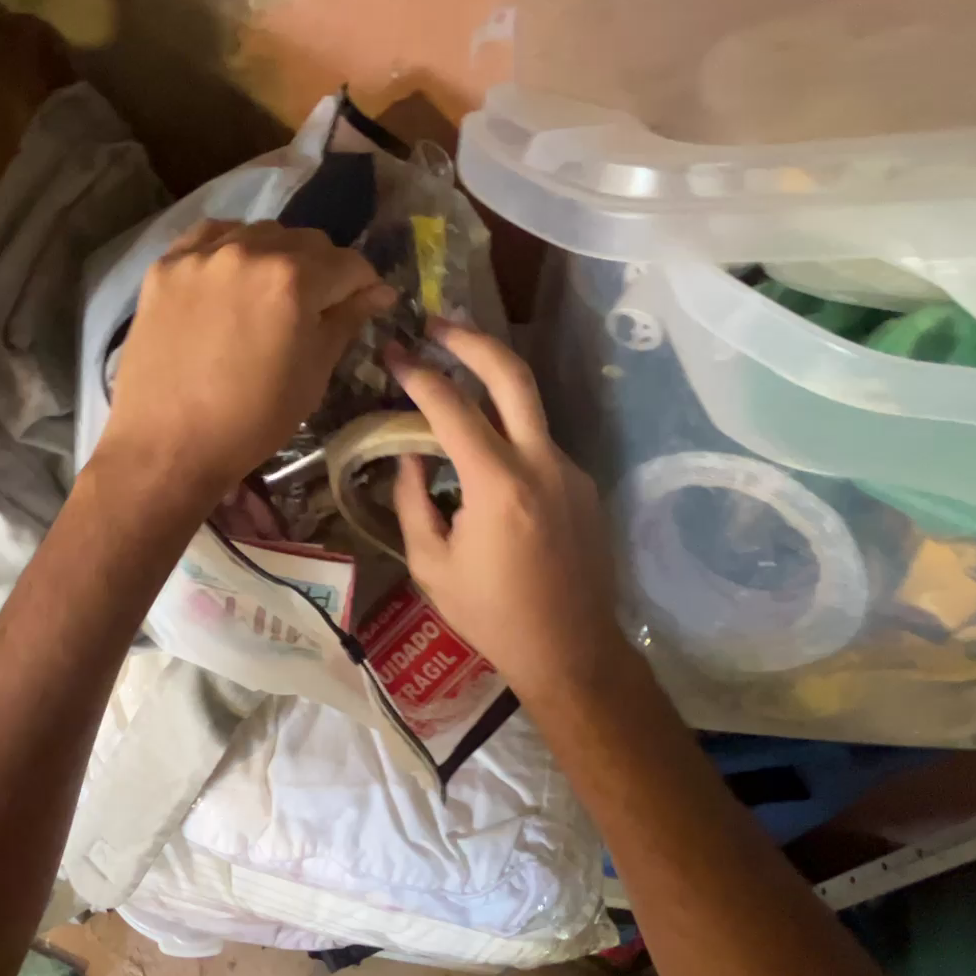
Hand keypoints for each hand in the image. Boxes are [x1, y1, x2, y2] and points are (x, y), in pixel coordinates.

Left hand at [99, 219, 394, 501]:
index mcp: (294, 281)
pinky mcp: (165, 266)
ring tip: (269, 295)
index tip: (365, 305)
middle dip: (323, 269)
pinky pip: (209, 237)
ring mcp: (201, 255)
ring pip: (258, 234)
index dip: (364, 286)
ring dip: (276, 257)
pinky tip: (230, 278)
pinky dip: (229, 249)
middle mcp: (249, 251)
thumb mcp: (311, 377)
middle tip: (317, 307)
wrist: (166, 446)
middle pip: (305, 241)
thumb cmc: (250, 422)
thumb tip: (376, 293)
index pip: (349, 264)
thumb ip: (344, 323)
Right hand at [387, 320, 625, 696]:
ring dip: (490, 386)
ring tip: (451, 382)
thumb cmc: (490, 615)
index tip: (393, 351)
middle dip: (472, 340)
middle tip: (436, 324)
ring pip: (528, 408)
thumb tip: (411, 455)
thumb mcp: (430, 563)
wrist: (571, 651)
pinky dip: (505, 434)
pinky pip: (537, 444)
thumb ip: (414, 499)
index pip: (452, 407)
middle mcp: (542, 464)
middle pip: (512, 375)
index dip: (418, 373)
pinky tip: (480, 457)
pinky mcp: (582, 485)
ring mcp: (570, 471)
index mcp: (498, 485)